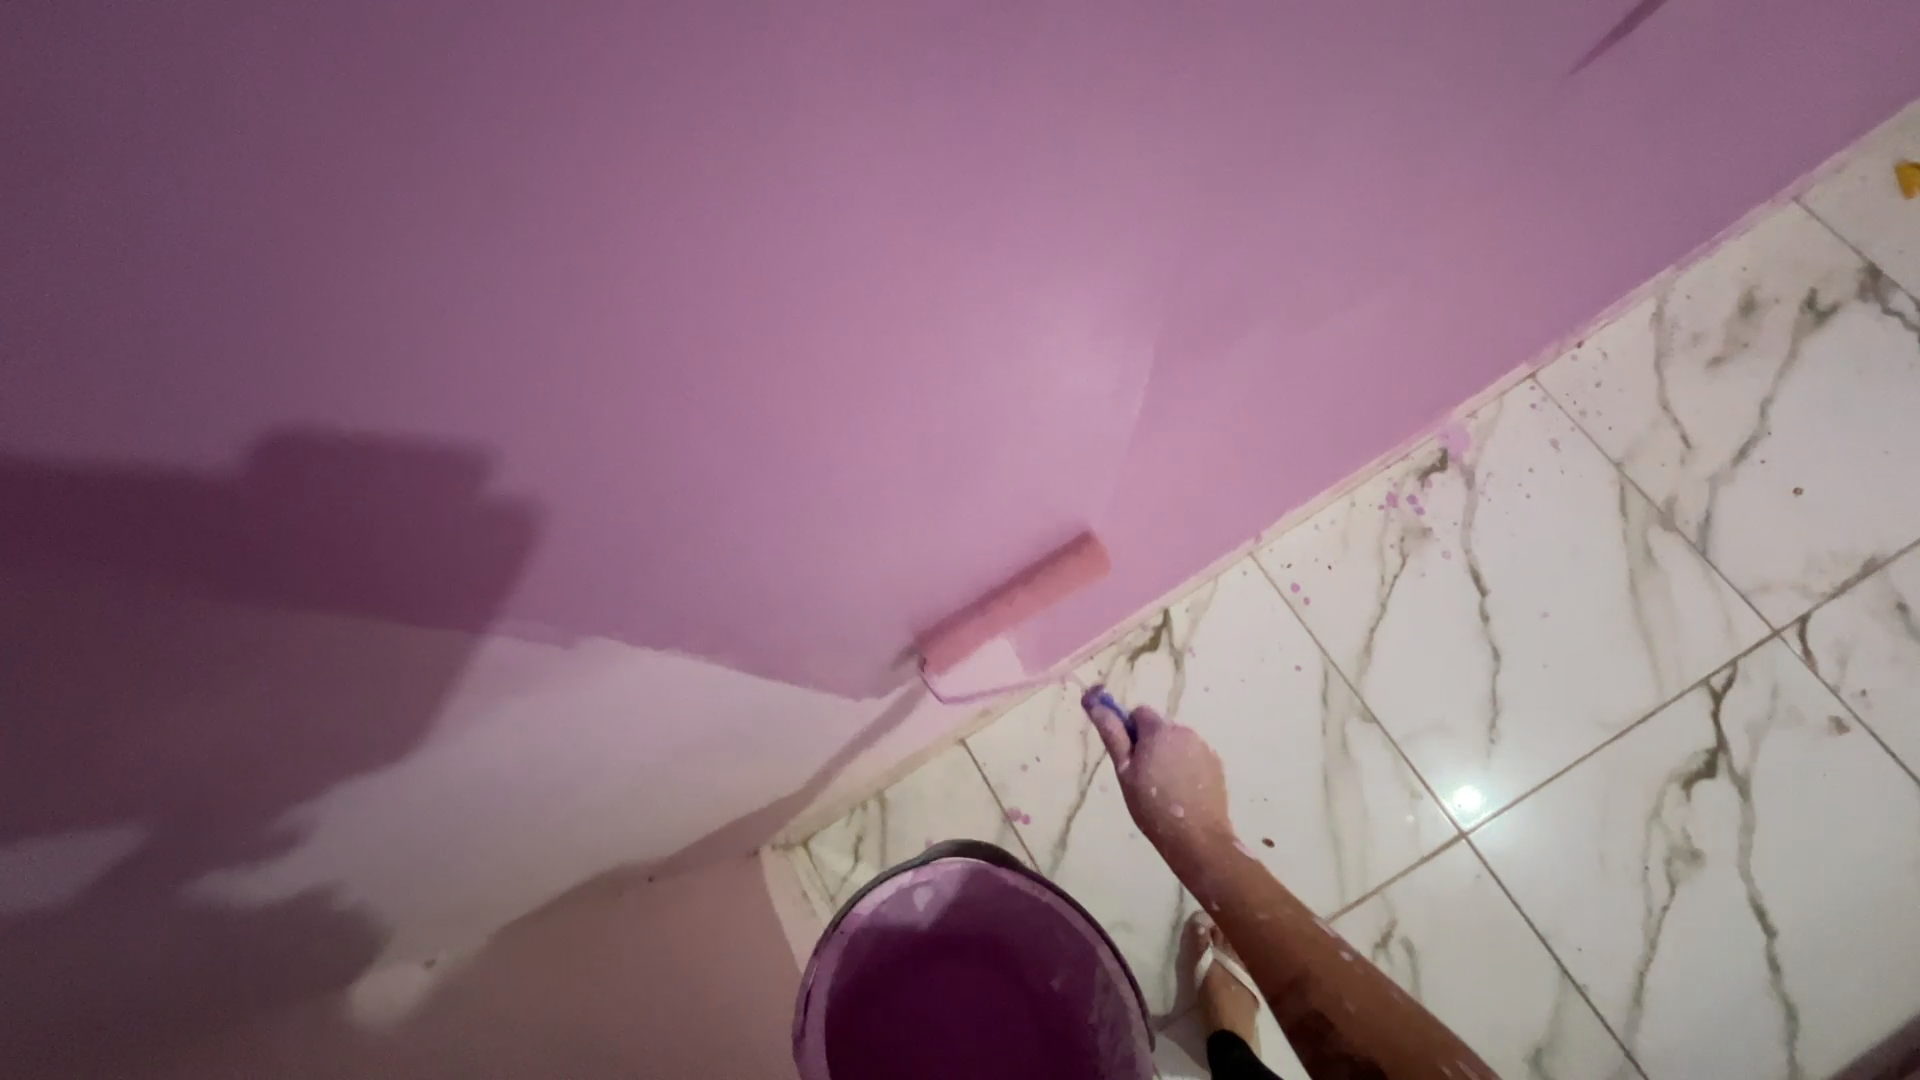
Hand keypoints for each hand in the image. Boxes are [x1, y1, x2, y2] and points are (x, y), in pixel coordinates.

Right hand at [1081, 685, 1233, 859]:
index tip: (1129, 757)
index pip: (1139, 712)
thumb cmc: (1152, 806)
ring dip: (1168, 754)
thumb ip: (1112, 735)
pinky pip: (1194, 755)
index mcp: (1158, 731)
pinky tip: (1183, 792)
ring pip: (1177, 742)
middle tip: (1144, 776)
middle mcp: (1184, 731)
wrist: (1197, 838)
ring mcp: (1203, 747)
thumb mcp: (1124, 772)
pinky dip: (1186, 766)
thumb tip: (1095, 704)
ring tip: (1165, 787)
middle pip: (1159, 727)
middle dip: (1150, 743)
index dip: (1130, 731)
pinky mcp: (1216, 764)